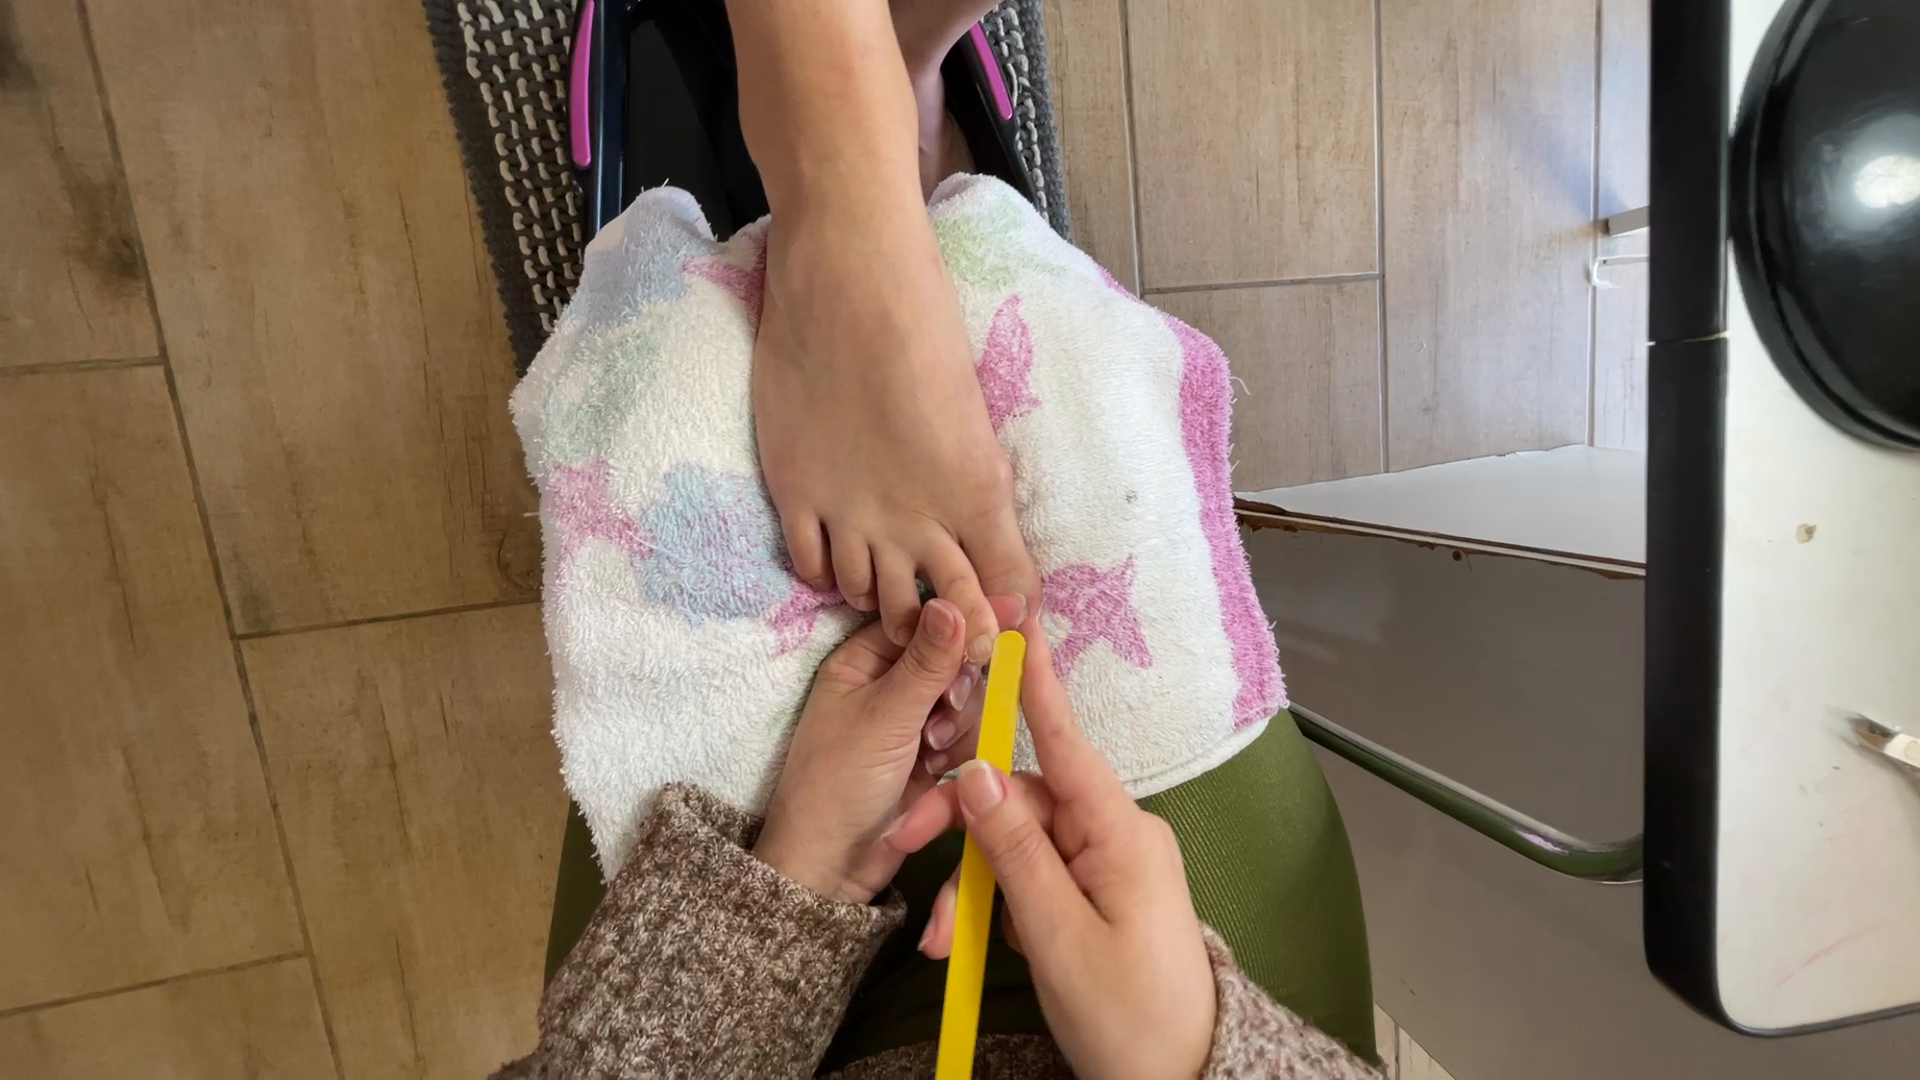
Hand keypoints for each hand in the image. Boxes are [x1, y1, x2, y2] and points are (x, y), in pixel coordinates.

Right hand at [753, 201, 1041, 664]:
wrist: (848, 282)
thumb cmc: (926, 328)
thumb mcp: (973, 413)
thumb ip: (978, 484)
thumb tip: (982, 528)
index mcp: (976, 495)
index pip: (1006, 590)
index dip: (1009, 626)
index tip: (1004, 636)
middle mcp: (916, 520)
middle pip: (942, 613)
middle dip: (951, 639)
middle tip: (946, 643)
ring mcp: (851, 512)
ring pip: (871, 598)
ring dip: (884, 604)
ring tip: (887, 595)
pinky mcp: (797, 495)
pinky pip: (814, 569)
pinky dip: (827, 575)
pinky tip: (835, 560)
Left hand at [753, 595, 1023, 902]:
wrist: (830, 869)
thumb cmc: (841, 781)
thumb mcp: (885, 716)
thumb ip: (927, 661)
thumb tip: (953, 601)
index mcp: (864, 659)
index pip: (923, 620)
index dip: (963, 619)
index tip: (1009, 612)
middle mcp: (889, 682)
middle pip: (953, 659)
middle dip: (958, 686)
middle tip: (946, 710)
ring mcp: (911, 720)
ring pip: (965, 699)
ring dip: (958, 723)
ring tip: (932, 751)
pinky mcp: (929, 754)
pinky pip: (965, 734)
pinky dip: (959, 750)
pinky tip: (937, 772)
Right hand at [887, 630, 1216, 1079]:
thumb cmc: (1129, 1014)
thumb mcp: (1058, 933)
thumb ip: (1013, 848)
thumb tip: (975, 773)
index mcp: (1116, 827)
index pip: (1065, 740)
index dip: (1036, 685)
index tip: (1018, 631)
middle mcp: (1107, 829)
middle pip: (1018, 802)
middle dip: (961, 831)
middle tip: (901, 852)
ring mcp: (1097, 860)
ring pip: (1014, 843)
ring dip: (971, 885)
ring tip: (943, 944)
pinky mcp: (1086, 888)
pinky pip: (1029, 875)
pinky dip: (993, 902)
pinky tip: (967, 943)